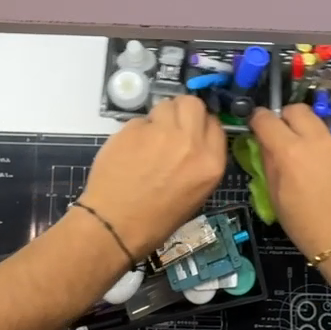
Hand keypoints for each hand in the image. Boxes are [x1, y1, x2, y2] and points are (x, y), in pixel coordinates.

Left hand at [79, 95, 226, 258]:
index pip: (215, 124)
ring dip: (159, 117)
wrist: (115, 225)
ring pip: (165, 105)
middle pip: (193, 104)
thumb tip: (193, 140)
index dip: (202, 124)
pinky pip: (140, 120)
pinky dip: (137, 131)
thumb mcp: (195, 194)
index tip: (191, 130)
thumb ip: (199, 161)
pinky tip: (130, 150)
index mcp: (210, 162)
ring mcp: (160, 132)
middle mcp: (190, 142)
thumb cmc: (156, 220)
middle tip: (170, 125)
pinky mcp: (133, 129)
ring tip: (149, 138)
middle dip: (182, 110)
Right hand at [249, 104, 330, 259]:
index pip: (266, 118)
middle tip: (290, 138)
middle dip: (289, 119)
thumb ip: (269, 162)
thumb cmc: (308, 226)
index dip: (259, 120)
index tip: (260, 126)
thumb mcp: (276, 197)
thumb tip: (266, 141)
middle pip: (298, 110)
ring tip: (323, 165)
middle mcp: (318, 140)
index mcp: (290, 152)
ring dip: (318, 138)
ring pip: (324, 127)